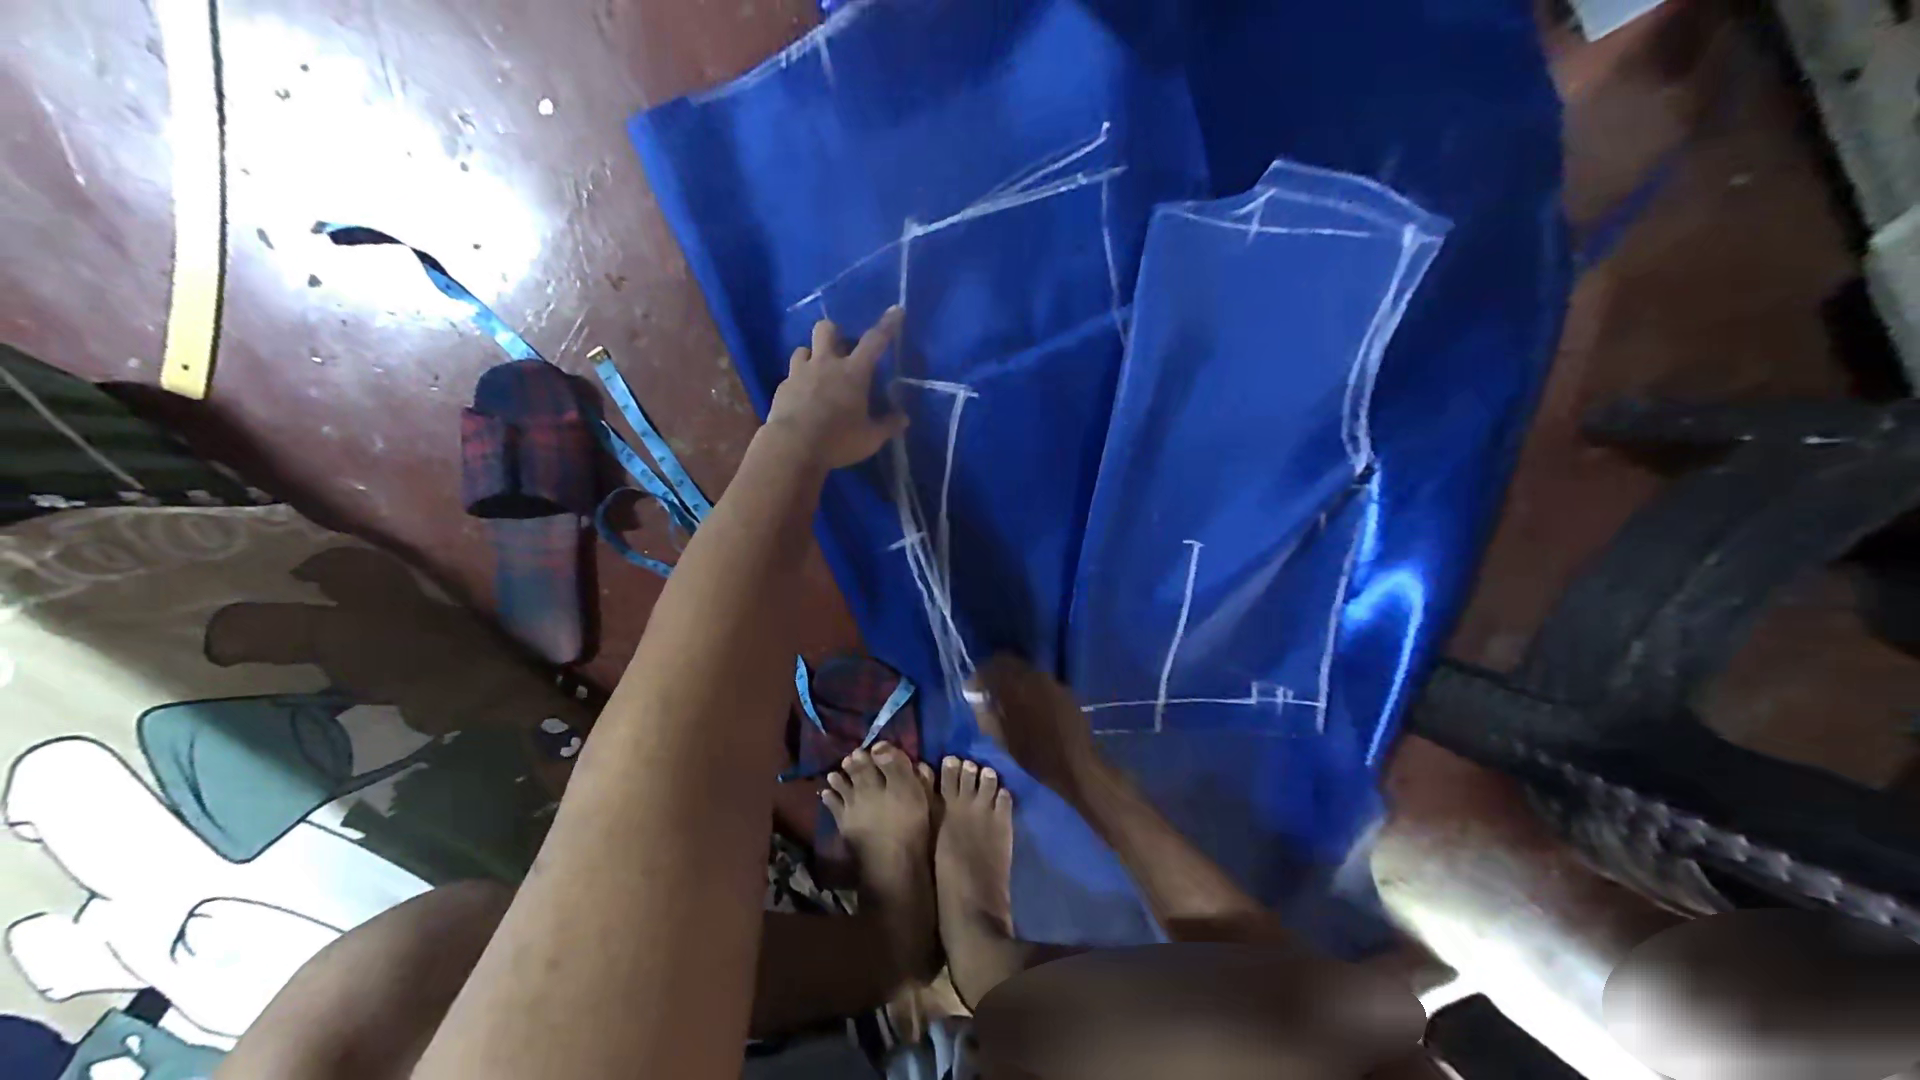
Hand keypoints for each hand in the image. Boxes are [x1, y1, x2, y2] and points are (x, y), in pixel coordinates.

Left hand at [766, 307, 909, 469]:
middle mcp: (826, 364)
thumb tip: (903, 419)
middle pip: (827, 329)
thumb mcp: (870, 438)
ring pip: (803, 349)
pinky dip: (799, 381)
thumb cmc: (838, 440)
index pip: (874, 341)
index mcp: (853, 372)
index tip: (896, 310)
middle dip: (835, 333)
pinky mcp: (783, 387)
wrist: (792, 447)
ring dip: (812, 356)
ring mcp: (800, 373)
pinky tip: (803, 397)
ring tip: (818, 373)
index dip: (887, 325)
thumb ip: (888, 425)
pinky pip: (791, 375)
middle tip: (841, 350)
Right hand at [968, 654, 1102, 799]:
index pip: (990, 668)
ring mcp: (1052, 682)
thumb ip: (987, 715)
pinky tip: (1031, 705)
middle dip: (996, 674)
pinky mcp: (1065, 691)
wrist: (1078, 765)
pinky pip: (1041, 682)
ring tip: (1009, 698)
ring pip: (1026, 672)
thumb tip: (978, 700)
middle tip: (989, 690)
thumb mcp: (1003, 740)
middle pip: (1009, 664)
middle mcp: (1034, 678)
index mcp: (1015, 688)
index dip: (978, 676)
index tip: (973, 688)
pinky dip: (1031, 689)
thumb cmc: (1036, 757)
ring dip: (1015, 680)